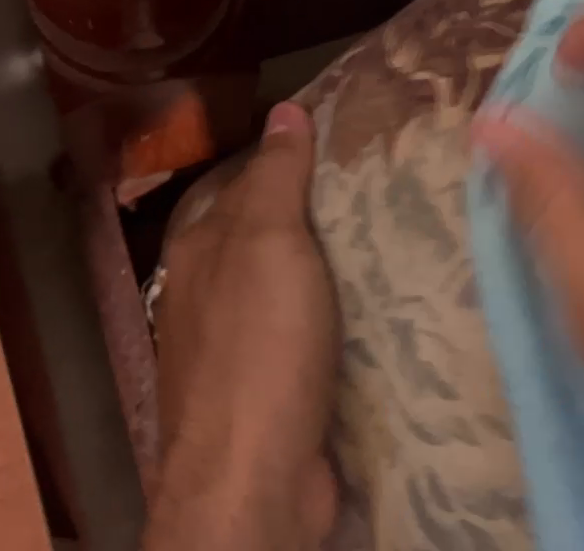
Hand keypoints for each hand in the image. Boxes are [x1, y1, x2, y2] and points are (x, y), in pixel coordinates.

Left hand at [144, 101, 337, 550]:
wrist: (254, 476)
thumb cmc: (258, 342)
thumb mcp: (268, 240)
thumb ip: (276, 173)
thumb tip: (284, 107)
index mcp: (199, 246)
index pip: (241, 178)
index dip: (283, 154)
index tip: (337, 137)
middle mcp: (206, 288)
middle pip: (263, 231)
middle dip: (310, 209)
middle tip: (376, 182)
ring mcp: (233, 341)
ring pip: (285, 281)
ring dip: (324, 263)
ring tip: (384, 233)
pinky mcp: (266, 384)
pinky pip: (302, 329)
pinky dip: (331, 311)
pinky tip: (371, 304)